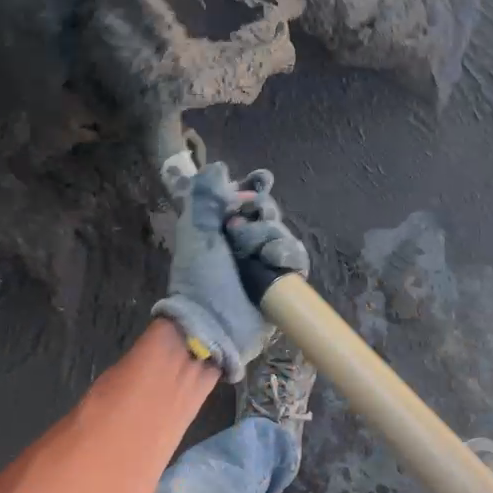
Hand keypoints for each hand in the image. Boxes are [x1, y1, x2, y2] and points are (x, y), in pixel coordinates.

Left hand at [151, 153, 309, 381]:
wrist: (215, 325)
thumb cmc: (200, 280)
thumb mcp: (196, 233)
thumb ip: (205, 196)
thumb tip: (221, 167)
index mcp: (221, 229)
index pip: (245, 197)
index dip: (254, 187)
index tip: (259, 180)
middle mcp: (244, 243)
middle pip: (268, 211)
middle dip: (260, 214)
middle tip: (241, 228)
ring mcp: (265, 263)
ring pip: (282, 232)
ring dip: (269, 237)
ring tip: (254, 254)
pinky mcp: (282, 282)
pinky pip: (296, 256)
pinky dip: (286, 254)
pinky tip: (273, 261)